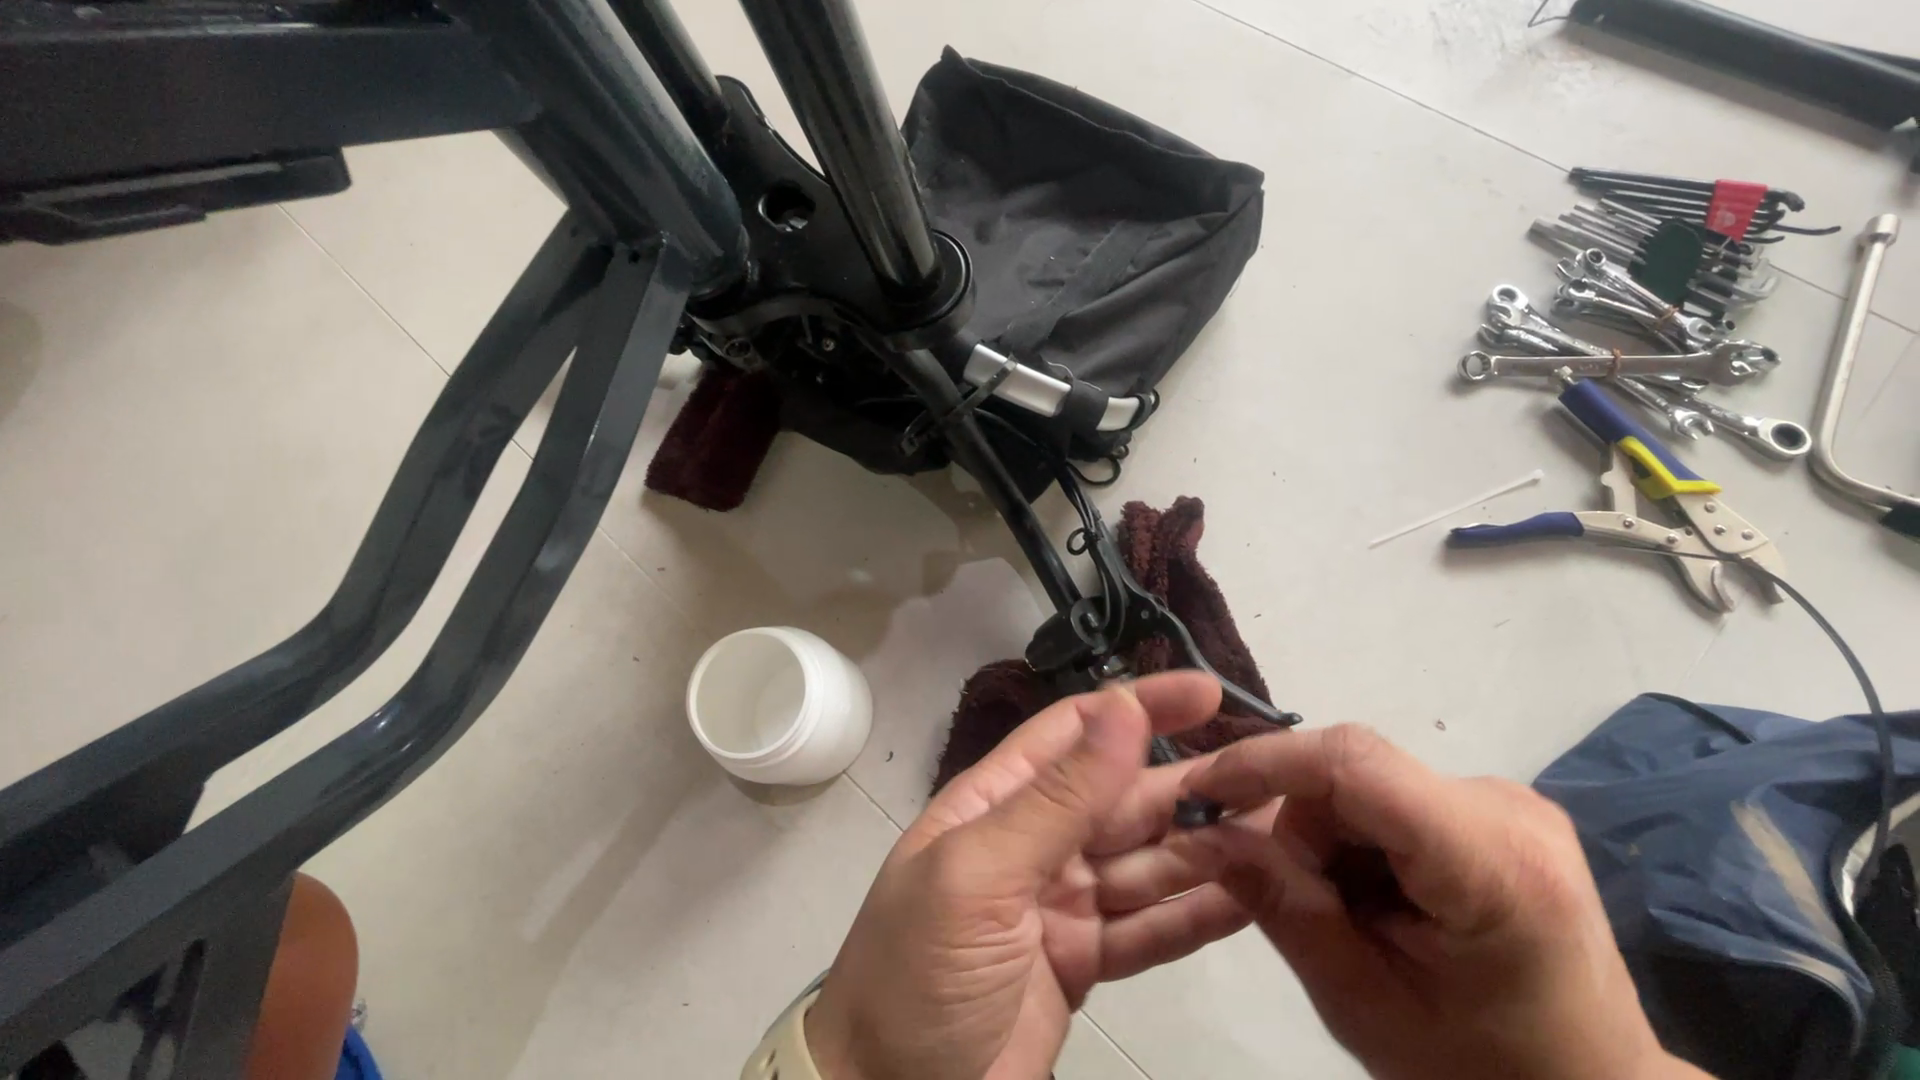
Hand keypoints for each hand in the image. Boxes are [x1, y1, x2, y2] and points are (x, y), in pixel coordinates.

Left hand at [805, 672, 1251, 1079]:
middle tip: (1272, 778)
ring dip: (1208, 848)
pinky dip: (1195, 914)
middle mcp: (1032, 843)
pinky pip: (1149, 928)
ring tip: (1280, 832)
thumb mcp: (979, 873)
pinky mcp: (1084, 962)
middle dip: (1191, 786)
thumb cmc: (920, 970)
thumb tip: (1122, 707)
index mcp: (996, 804)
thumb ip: (1056, 797)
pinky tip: (1252, 898)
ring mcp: (1061, 904)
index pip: (1075, 733)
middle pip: (1123, 798)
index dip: (1138, 707)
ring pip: (1146, 862)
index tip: (1207, 692)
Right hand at [1162, 725, 1709, 1079]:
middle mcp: (1506, 806)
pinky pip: (1387, 795)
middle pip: (1350, 774)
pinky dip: (1355, 840)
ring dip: (1325, 838)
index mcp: (1491, 863)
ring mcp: (1506, 800)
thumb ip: (1283, 908)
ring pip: (1361, 782)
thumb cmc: (1480, 1074)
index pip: (1354, 765)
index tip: (1197, 791)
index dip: (1263, 762)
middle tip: (1299, 905)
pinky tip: (1378, 900)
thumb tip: (1203, 831)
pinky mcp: (1495, 806)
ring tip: (1351, 917)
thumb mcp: (1363, 1004)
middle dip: (1298, 828)